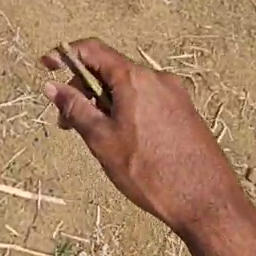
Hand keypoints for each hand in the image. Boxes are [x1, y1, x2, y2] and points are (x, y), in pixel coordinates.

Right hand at [41, 38, 248, 239]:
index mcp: (135, 79)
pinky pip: (145, 100)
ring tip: (93, 135)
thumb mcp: (102, 139)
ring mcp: (175, 96)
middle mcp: (158, 79)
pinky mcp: (185, 113)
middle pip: (108, 69)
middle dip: (81, 88)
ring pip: (126, 87)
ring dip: (102, 102)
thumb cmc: (151, 172)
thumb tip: (53, 87)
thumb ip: (74, 108)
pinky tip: (120, 139)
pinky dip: (124, 109)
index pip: (92, 49)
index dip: (65, 55)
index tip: (46, 67)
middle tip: (65, 119)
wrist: (210, 206)